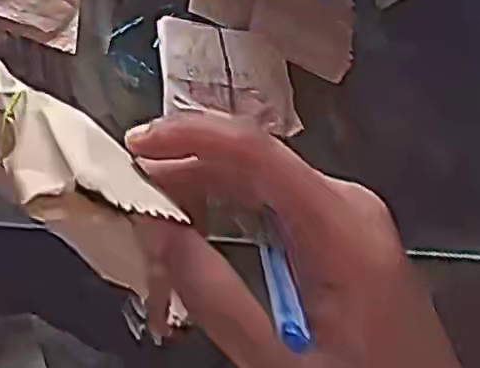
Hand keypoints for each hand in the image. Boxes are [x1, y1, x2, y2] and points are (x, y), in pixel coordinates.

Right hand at [128, 113, 459, 367]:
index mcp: (343, 227)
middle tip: (133, 185)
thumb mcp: (282, 363)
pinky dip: (221, 201)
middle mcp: (345, 203)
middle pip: (248, 157)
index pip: (254, 149)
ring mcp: (344, 212)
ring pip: (252, 172)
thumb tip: (153, 224)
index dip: (188, 135)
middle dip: (183, 163)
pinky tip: (193, 221)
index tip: (137, 144)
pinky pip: (266, 195)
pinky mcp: (336, 228)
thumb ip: (214, 294)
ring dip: (197, 182)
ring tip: (155, 206)